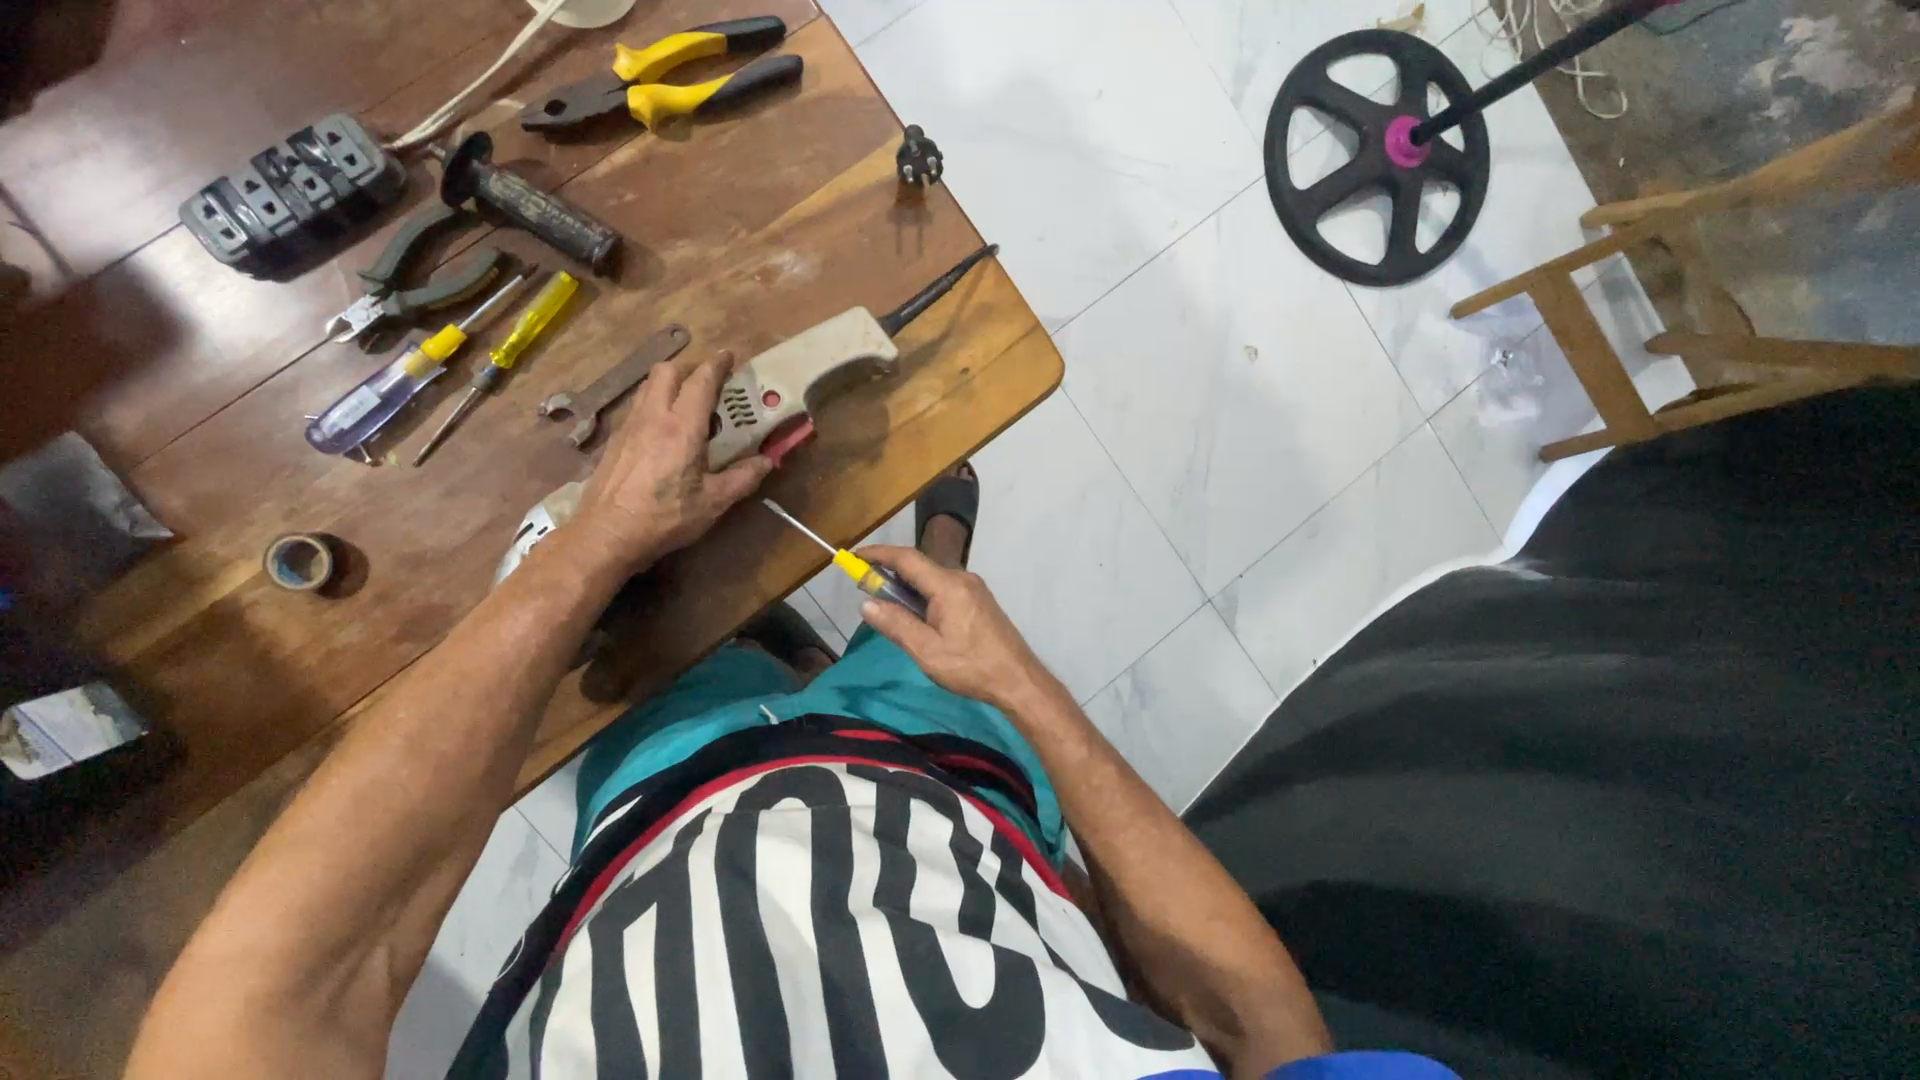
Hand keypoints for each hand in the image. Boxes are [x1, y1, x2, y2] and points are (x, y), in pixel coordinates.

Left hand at [569, 352, 773, 572]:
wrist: (607, 534)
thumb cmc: (664, 518)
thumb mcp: (713, 503)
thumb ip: (743, 478)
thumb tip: (767, 461)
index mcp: (682, 428)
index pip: (701, 381)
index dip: (717, 365)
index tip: (729, 356)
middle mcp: (653, 417)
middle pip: (668, 371)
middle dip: (690, 367)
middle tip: (708, 380)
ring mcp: (629, 427)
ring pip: (648, 386)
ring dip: (669, 383)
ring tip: (687, 401)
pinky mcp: (615, 441)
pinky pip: (637, 407)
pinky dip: (654, 403)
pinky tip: (663, 429)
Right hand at [856, 545, 1061, 712]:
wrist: (1018, 680)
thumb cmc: (971, 667)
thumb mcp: (926, 650)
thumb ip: (896, 624)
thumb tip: (866, 603)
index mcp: (948, 585)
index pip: (906, 558)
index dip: (877, 554)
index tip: (853, 557)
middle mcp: (962, 578)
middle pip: (919, 566)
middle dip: (890, 573)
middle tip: (866, 589)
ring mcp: (974, 589)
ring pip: (932, 578)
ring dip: (907, 586)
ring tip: (888, 607)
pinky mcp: (980, 601)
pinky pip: (944, 588)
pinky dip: (924, 595)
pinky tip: (917, 616)